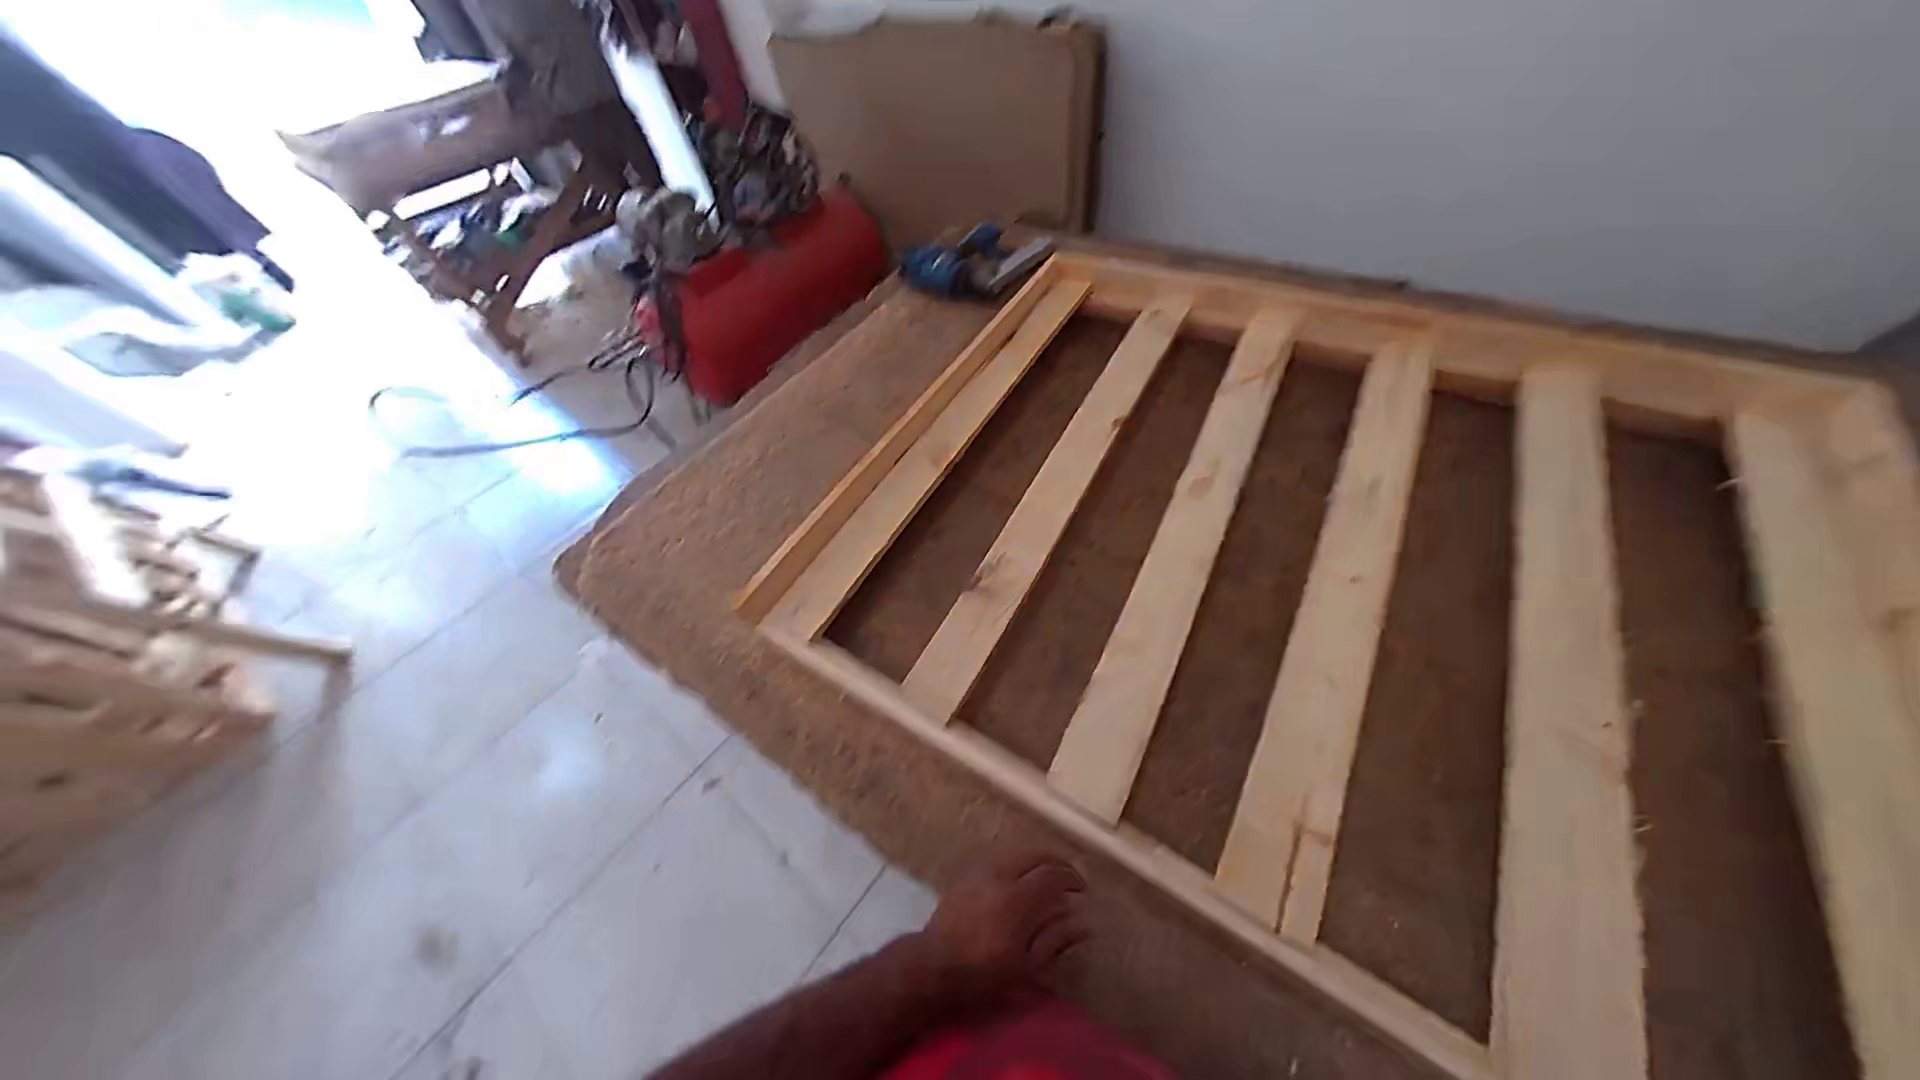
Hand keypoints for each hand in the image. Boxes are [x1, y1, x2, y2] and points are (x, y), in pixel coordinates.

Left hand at [915, 849, 1088, 991]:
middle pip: (1036, 854)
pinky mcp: (969, 872)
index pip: (1053, 874)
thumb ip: (1056, 939)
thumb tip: (1083, 922)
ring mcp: (983, 870)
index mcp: (1019, 898)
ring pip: (1017, 852)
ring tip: (1047, 877)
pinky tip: (1020, 878)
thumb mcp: (1027, 965)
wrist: (936, 962)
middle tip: (1069, 877)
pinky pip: (1000, 857)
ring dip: (1037, 859)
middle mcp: (1002, 874)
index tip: (1082, 890)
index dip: (1072, 878)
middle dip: (1057, 861)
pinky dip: (1017, 862)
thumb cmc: (984, 971)